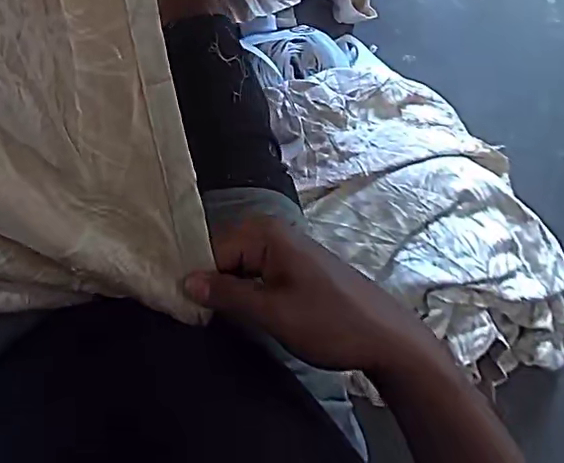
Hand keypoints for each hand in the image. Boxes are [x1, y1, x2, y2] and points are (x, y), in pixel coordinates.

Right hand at [185, 214, 447, 376]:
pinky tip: (237, 311)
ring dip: (225, 288)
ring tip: (212, 317)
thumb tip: (185, 281)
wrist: (382, 335)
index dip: (196, 277)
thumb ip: (227, 295)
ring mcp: (282, 245)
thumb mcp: (273, 313)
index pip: (211, 247)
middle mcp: (271, 229)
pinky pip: (252, 269)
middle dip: (209, 281)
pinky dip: (242, 289)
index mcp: (265, 231)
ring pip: (236, 263)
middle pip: (222, 252)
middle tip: (195, 316)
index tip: (181, 308)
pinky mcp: (289, 263)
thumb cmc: (329, 321)